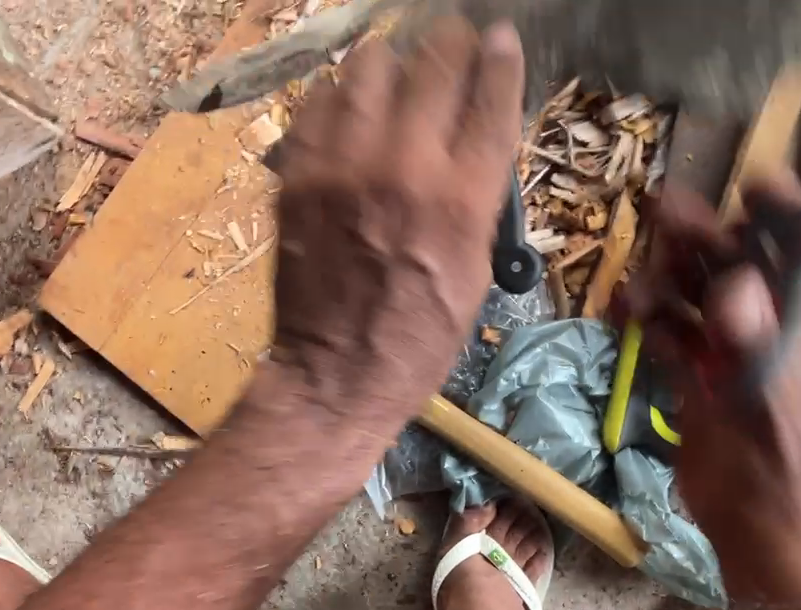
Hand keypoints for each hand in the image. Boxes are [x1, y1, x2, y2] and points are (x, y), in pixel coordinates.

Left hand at [267, 18, 524, 429]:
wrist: (335, 378)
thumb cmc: (416, 342)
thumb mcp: (473, 278)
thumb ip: (477, 201)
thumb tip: (475, 143)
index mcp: (460, 202)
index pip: (490, 97)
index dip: (501, 59)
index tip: (501, 40)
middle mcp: (404, 169)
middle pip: (433, 64)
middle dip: (449, 46)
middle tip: (450, 47)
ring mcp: (343, 169)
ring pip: (369, 67)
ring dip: (391, 63)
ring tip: (396, 76)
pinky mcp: (298, 179)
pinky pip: (318, 104)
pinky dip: (339, 98)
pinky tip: (349, 113)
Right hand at [621, 171, 800, 536]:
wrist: (752, 519)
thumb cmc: (774, 464)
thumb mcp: (767, 401)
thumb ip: (753, 341)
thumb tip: (733, 285)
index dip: (784, 212)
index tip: (752, 183)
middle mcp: (767, 330)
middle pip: (739, 265)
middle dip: (706, 236)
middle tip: (664, 208)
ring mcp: (730, 355)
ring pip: (699, 299)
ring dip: (669, 279)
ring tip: (637, 271)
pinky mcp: (698, 381)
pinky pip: (672, 337)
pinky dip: (650, 322)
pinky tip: (624, 311)